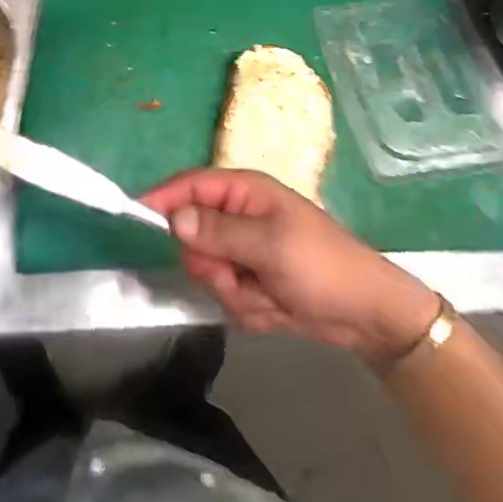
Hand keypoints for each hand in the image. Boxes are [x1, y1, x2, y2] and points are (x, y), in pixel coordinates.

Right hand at [140, 169, 441, 369]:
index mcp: (245, 192)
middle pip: (192, 235)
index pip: (191, 185)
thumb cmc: (322, 266)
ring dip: (233, 291)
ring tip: (268, 295)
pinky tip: (275, 308)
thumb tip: (173, 217)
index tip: (136, 216)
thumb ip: (219, 231)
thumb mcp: (270, 246)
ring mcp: (243, 251)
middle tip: (238, 275)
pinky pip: (224, 293)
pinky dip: (246, 307)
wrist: (366, 316)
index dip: (163, 198)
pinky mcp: (248, 280)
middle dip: (212, 264)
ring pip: (206, 270)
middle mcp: (238, 216)